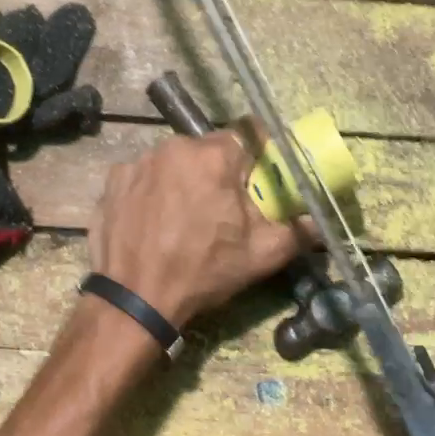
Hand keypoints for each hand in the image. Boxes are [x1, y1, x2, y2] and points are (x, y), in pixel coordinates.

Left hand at [87, 131, 309, 326]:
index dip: (258, 157)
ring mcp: (138, 163)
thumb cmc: (204, 272)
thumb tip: (322, 223)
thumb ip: (298, 231)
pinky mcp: (112, 182)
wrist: (137, 299)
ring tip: (185, 219)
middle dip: (220, 173)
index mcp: (213, 156)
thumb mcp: (262, 254)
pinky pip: (143, 178)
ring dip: (184, 181)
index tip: (259, 181)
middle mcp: (173, 147)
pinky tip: (155, 222)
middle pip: (208, 150)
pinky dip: (152, 192)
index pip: (248, 135)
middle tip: (223, 209)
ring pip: (174, 162)